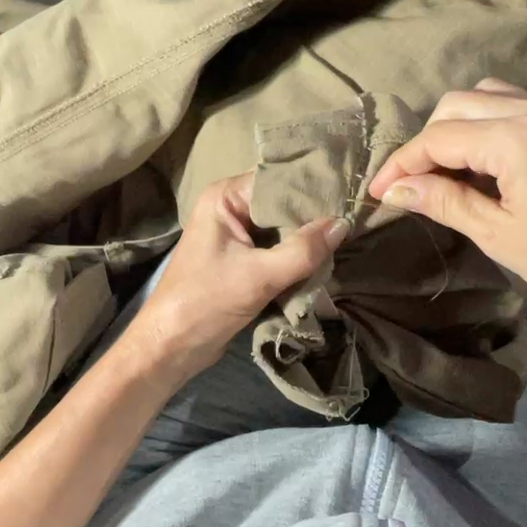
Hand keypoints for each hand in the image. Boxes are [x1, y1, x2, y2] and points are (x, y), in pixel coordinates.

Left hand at [124, 172, 347, 377]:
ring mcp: (236, 237)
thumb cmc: (205, 302)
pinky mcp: (243, 262)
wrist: (172, 346)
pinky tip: (325, 262)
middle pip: (282, 205)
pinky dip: (297, 260)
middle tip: (354, 220)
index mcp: (225, 198)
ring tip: (347, 240)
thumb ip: (303, 250)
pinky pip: (278, 252)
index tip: (348, 195)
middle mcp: (230, 210)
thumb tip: (343, 223)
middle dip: (313, 218)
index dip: (311, 188)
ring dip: (308, 242)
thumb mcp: (260, 276)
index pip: (277, 180)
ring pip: (283, 231)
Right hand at [367, 79, 526, 346]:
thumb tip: (395, 191)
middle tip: (411, 187)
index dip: (401, 165)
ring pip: (485, 98)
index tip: (377, 193)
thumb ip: (444, 202)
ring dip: (454, 130)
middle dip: (425, 144)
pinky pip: (513, 107)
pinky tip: (480, 166)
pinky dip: (484, 127)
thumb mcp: (499, 236)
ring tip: (443, 175)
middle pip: (457, 105)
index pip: (439, 137)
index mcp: (519, 140)